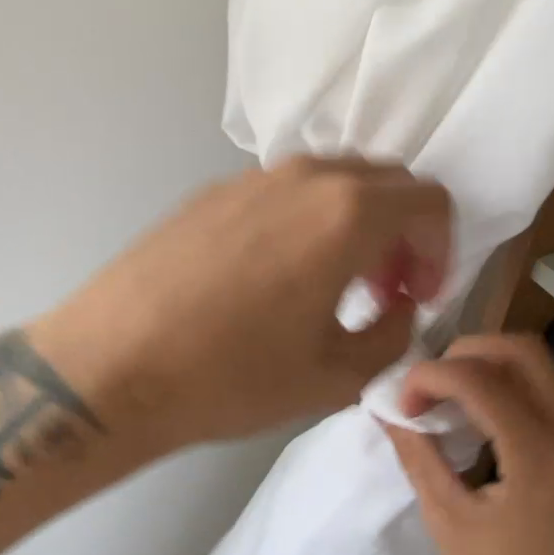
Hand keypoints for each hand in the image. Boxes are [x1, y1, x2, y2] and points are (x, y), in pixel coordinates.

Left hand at [30, 156, 451, 450]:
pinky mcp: (210, 191)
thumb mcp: (337, 377)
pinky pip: (283, 193)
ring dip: (355, 224)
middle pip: (385, 181)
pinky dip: (307, 221)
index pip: (430, 201)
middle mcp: (305, 177)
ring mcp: (251, 177)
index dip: (441, 250)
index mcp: (348, 213)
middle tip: (386, 291)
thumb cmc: (233, 377)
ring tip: (333, 285)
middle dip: (403, 233)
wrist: (112, 367)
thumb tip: (398, 307)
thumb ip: (394, 334)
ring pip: (332, 182)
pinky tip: (275, 279)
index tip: (420, 296)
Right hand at [386, 335, 553, 554]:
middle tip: (428, 385)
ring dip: (489, 368)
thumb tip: (388, 409)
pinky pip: (545, 397)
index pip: (480, 378)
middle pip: (522, 351)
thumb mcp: (449, 524)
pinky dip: (507, 390)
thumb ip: (419, 456)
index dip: (430, 375)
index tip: (400, 401)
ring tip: (445, 399)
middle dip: (467, 352)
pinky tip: (475, 422)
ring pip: (538, 369)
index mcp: (539, 454)